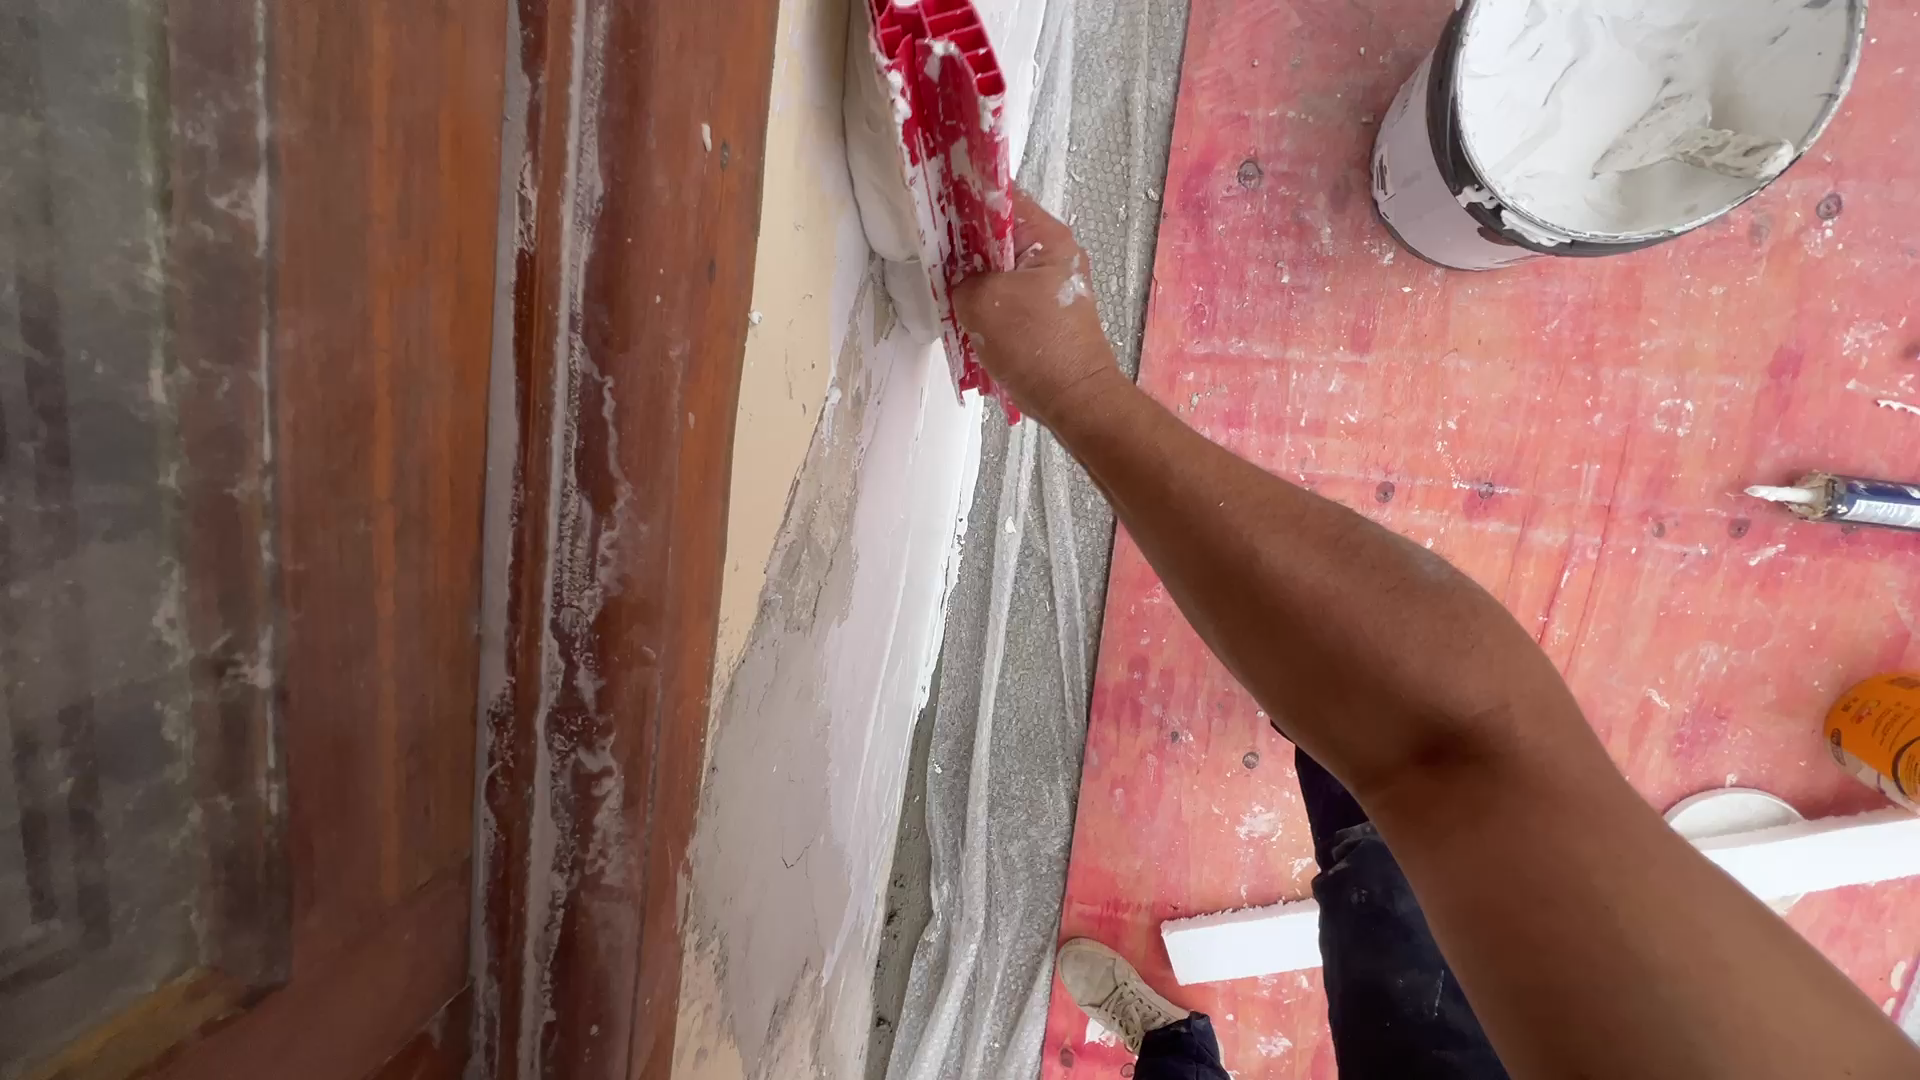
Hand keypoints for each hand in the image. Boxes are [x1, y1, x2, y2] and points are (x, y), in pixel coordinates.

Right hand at [952, 189, 1129, 426]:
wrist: (1073, 400)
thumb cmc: (1036, 347)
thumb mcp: (983, 303)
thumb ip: (959, 279)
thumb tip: (956, 280)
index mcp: (1048, 238)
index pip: (1001, 199)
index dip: (965, 200)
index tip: (935, 211)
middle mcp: (1054, 256)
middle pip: (998, 237)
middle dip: (964, 248)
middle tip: (935, 258)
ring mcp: (1050, 288)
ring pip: (999, 271)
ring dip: (973, 282)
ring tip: (948, 291)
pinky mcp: (1044, 316)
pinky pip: (1006, 299)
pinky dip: (986, 306)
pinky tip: (966, 318)